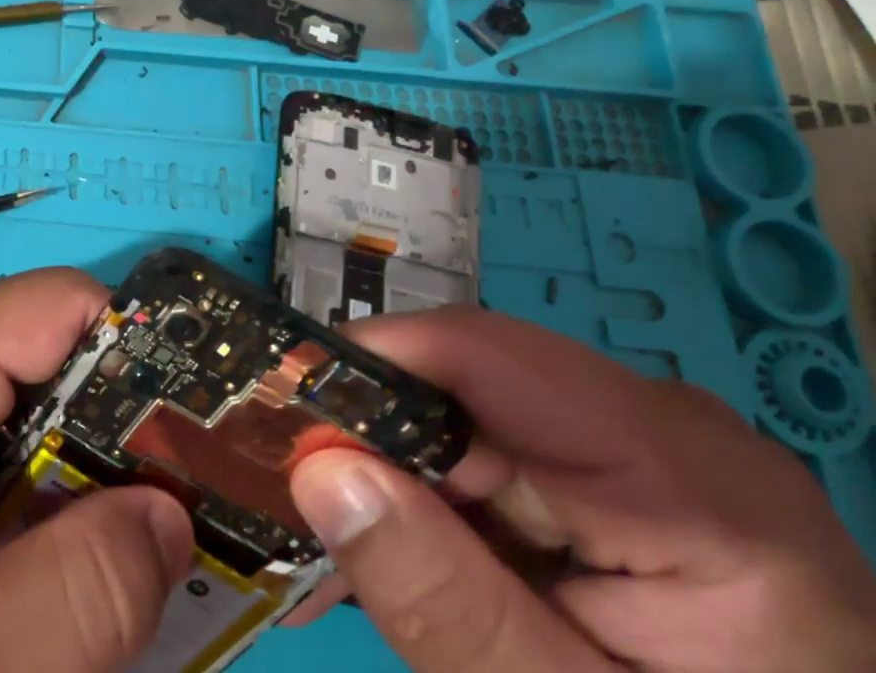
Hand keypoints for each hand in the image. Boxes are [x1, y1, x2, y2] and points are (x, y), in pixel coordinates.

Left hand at [0, 269, 194, 670]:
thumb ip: (83, 588)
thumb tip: (171, 520)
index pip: (63, 305)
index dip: (152, 347)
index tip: (225, 426)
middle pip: (56, 369)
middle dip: (136, 441)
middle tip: (209, 524)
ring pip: (31, 431)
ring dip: (92, 495)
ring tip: (150, 574)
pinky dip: (42, 521)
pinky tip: (65, 591)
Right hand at [286, 306, 875, 671]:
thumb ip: (451, 606)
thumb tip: (319, 471)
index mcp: (698, 483)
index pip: (485, 356)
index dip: (359, 363)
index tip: (264, 410)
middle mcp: (667, 435)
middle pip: (456, 389)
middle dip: (355, 440)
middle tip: (274, 511)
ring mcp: (640, 455)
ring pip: (453, 426)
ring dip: (376, 482)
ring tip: (318, 561)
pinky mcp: (610, 483)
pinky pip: (479, 464)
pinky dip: (416, 508)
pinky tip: (381, 565)